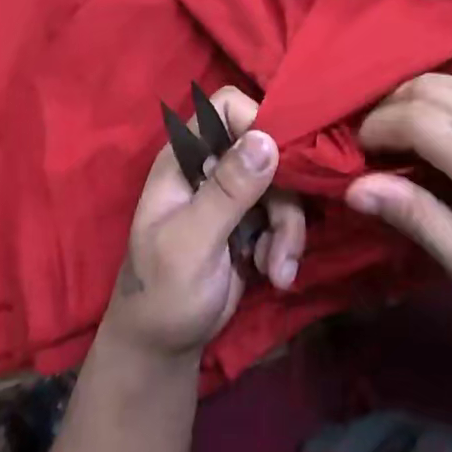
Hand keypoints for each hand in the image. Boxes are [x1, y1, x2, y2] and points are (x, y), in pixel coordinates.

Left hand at [101, 87, 306, 357]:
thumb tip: (266, 138)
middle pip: (266, 150)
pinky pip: (283, 215)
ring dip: (287, 230)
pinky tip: (275, 275)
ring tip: (277, 271)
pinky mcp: (250, 222)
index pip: (225, 108)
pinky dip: (285, 244)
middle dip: (283, 197)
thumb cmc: (164, 289)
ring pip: (281, 186)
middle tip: (283, 241)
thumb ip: (228, 191)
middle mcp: (209, 166)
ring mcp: (231, 194)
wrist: (164, 344)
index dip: (257, 121)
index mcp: (184, 158)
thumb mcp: (193, 242)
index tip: (282, 162)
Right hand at [344, 74, 451, 349]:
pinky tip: (432, 132)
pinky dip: (436, 99)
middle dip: (388, 109)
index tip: (359, 153)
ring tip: (397, 139)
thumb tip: (353, 187)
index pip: (421, 119)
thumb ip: (415, 217)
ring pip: (445, 80)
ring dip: (409, 100)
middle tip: (373, 147)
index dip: (378, 127)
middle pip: (428, 88)